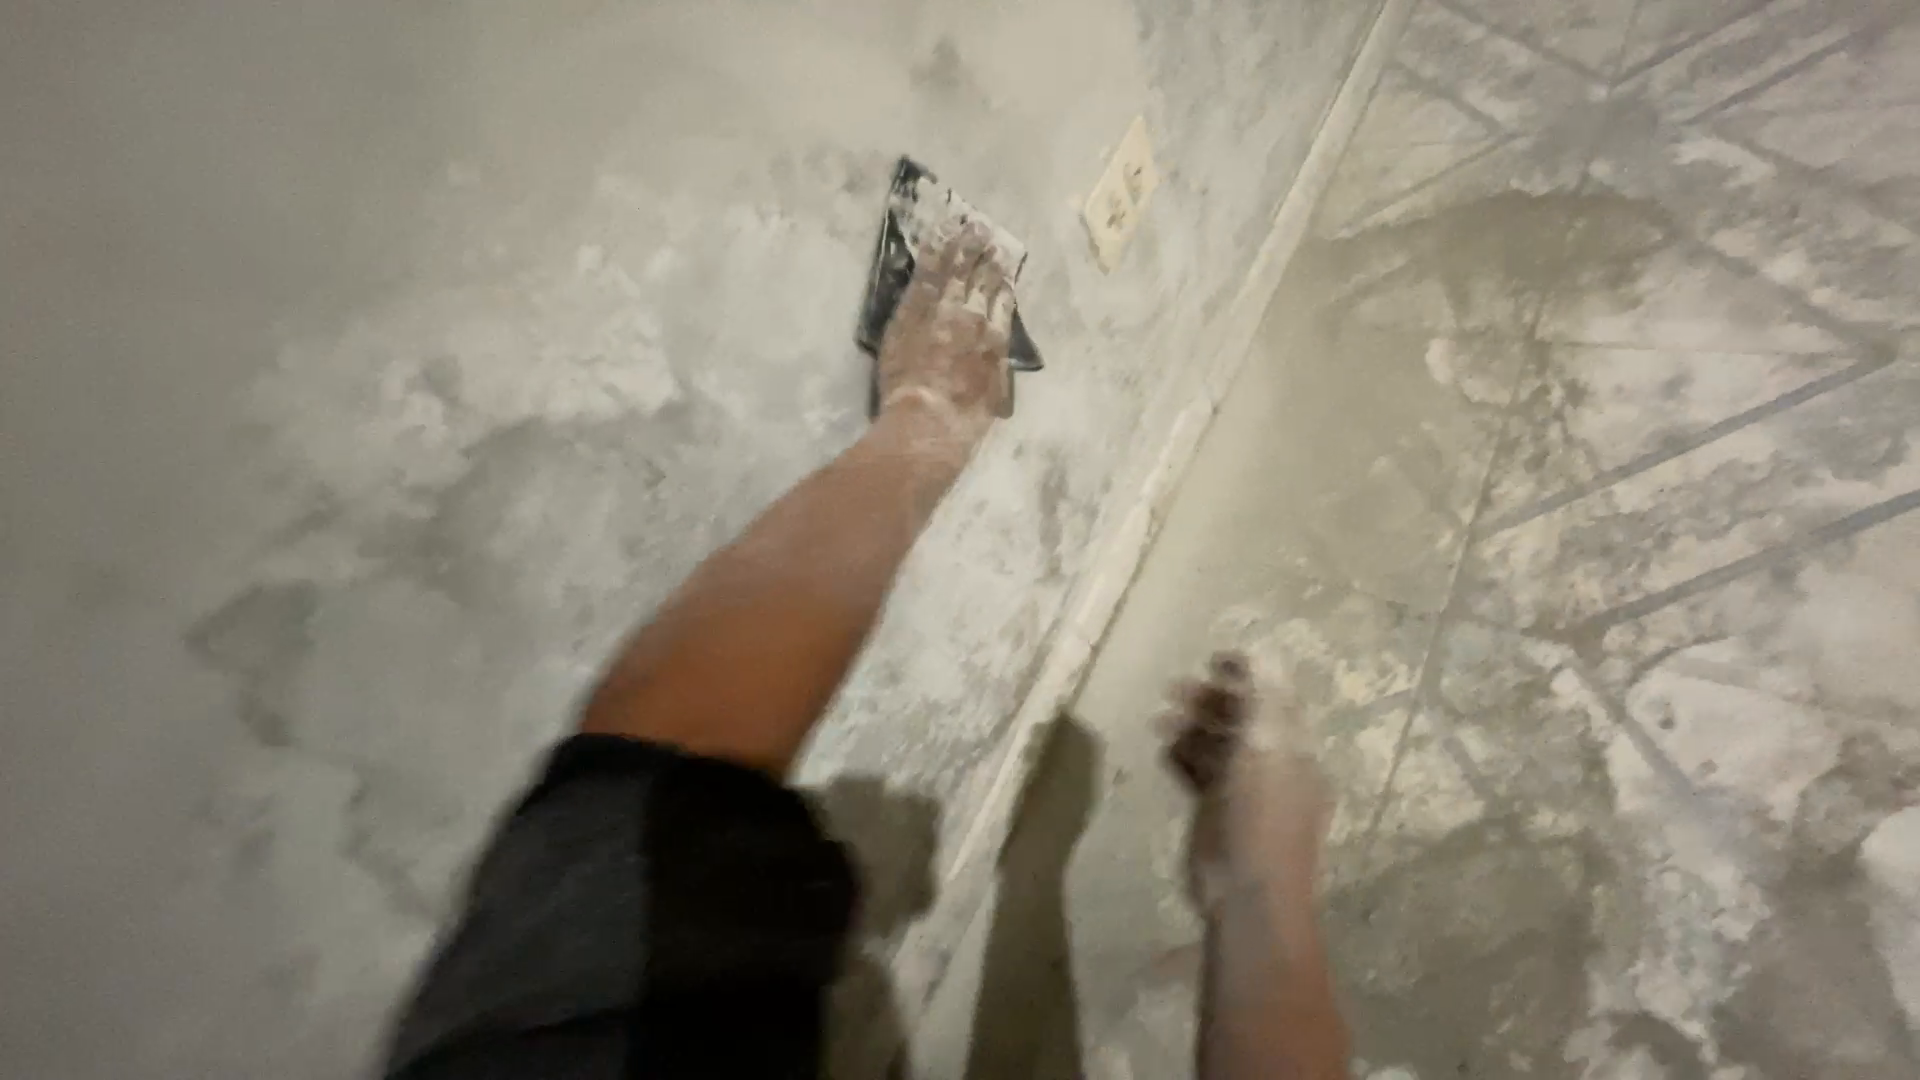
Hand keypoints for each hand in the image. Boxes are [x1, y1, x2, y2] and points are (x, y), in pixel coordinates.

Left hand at [877, 221, 1013, 444]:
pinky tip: (937, 235)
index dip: (1003, 279)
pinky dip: (933, 252)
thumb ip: (995, 366)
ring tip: (966, 225)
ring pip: (954, 268)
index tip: (1004, 265)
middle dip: (984, 253)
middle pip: (980, 277)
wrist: (929, 418)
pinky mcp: (912, 310)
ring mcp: (942, 309)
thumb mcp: (994, 394)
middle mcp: (973, 317)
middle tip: (986, 232)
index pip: (1003, 300)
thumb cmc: (964, 419)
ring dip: (961, 244)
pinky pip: (924, 273)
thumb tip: (995, 353)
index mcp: (995, 339)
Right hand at [1161, 653, 1332, 910]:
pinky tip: (1164, 752)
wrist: (1247, 893)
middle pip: (1240, 721)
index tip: (1212, 660)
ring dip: (1191, 728)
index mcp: (1293, 749)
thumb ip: (1262, 698)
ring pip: (1216, 746)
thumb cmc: (1260, 815)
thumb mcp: (1265, 747)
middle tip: (1173, 689)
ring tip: (1160, 721)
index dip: (1246, 676)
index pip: (1272, 700)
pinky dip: (1183, 758)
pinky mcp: (1217, 812)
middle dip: (1209, 701)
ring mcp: (1244, 791)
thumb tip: (1262, 649)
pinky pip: (1198, 773)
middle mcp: (1272, 765)